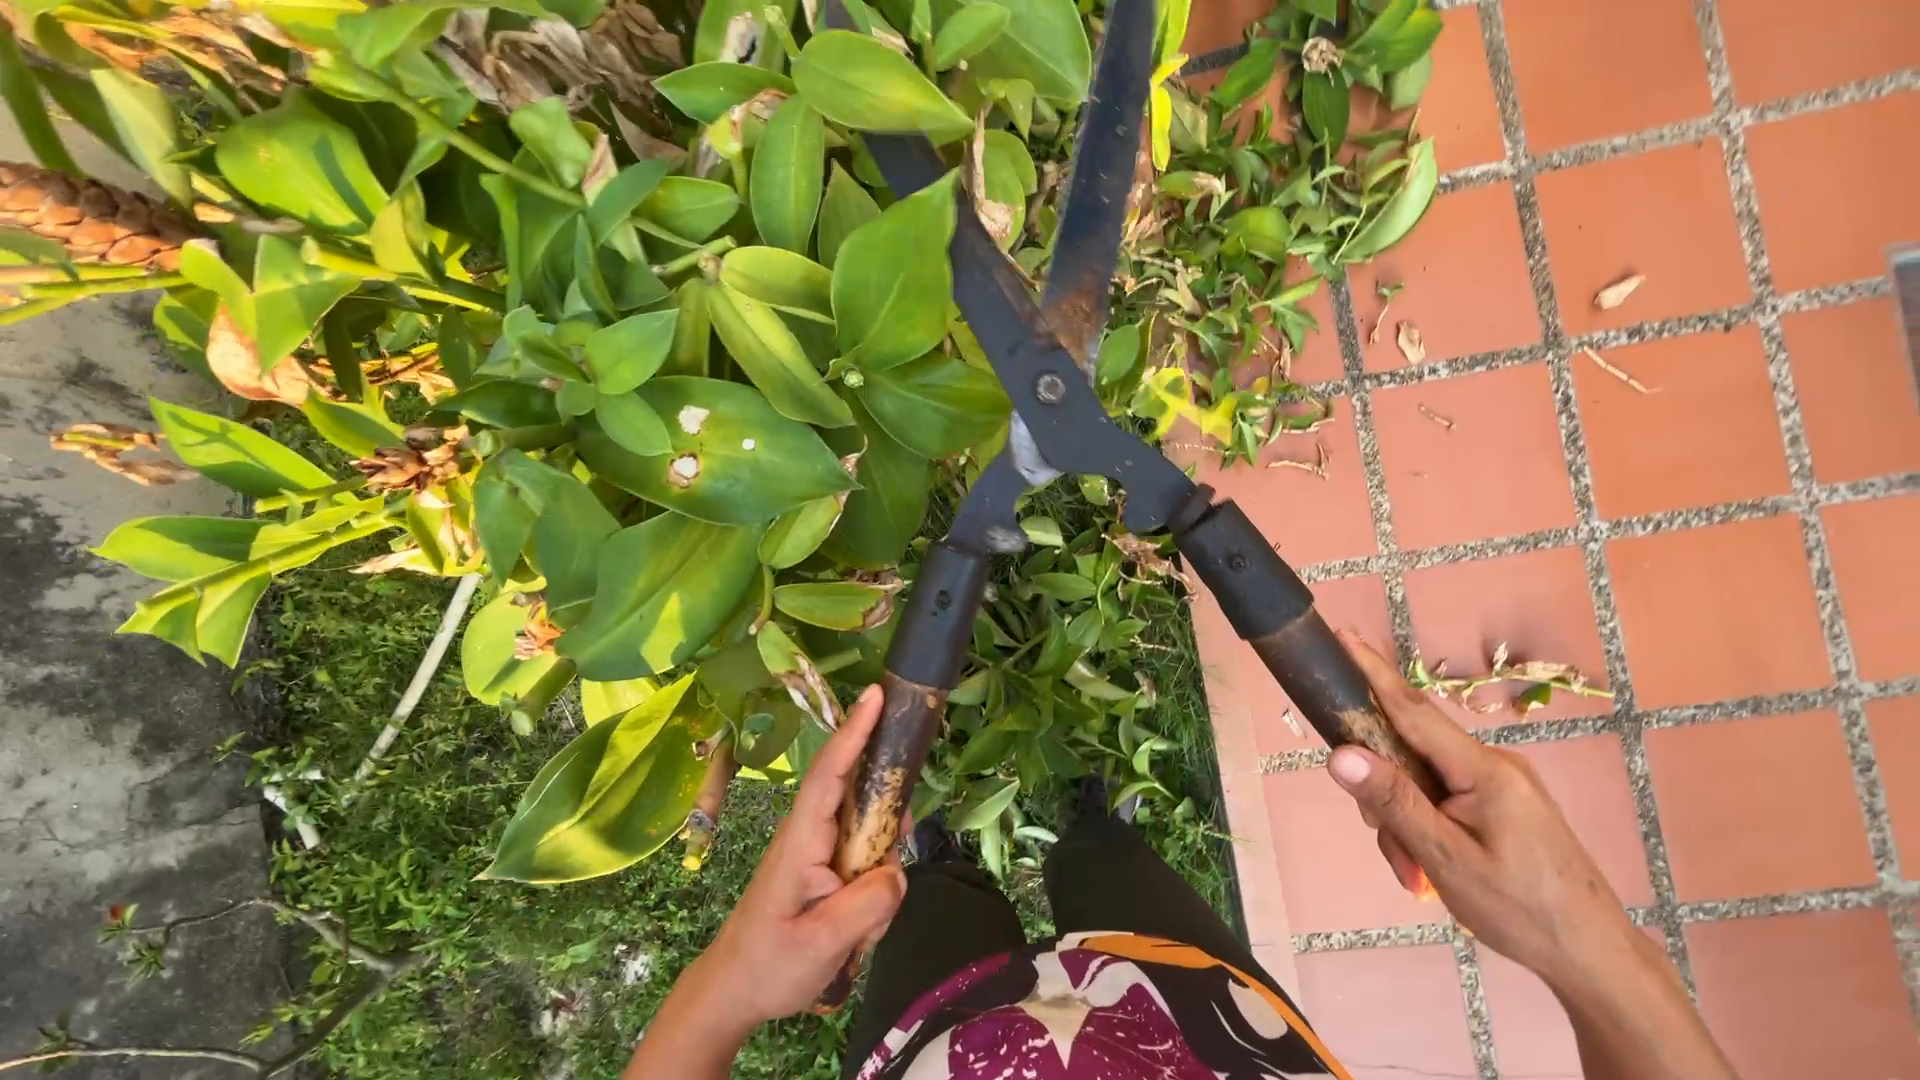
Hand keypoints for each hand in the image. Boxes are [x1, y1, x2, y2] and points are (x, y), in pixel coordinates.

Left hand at [689, 683, 906, 1024]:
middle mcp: (809, 832)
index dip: (853, 732)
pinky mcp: (826, 865)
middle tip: (898, 843)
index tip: (876, 695)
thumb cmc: (770, 965)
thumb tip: (896, 870)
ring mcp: (818, 847)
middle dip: (887, 811)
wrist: (734, 990)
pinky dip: (875, 883)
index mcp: (801, 840)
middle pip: (860, 794)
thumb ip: (868, 905)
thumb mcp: (823, 944)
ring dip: (880, 865)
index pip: (829, 774)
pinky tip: (861, 924)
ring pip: (869, 830)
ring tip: (863, 923)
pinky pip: (866, 856)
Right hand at [1325, 632, 1637, 992]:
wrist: (1595, 956)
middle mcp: (1493, 765)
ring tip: (1415, 872)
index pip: (1413, 710)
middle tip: (1389, 847)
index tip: (1343, 635)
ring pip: (1421, 781)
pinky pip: (1441, 797)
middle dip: (1384, 794)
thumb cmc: (1520, 909)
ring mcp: (1499, 784)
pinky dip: (1423, 825)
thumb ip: (1393, 802)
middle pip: (1408, 753)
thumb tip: (1340, 754)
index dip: (1373, 671)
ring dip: (1404, 821)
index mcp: (1483, 771)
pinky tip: (1429, 866)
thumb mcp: (1446, 858)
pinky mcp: (1502, 803)